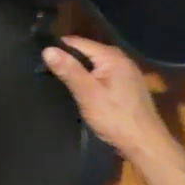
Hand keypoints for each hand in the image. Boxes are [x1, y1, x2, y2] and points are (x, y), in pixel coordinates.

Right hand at [41, 37, 172, 157]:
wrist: (145, 143)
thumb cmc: (115, 118)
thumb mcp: (87, 93)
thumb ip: (68, 70)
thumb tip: (47, 49)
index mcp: (111, 56)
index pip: (78, 42)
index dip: (59, 48)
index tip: (39, 56)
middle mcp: (121, 59)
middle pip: (88, 52)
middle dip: (69, 59)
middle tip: (45, 70)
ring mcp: (127, 73)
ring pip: (96, 65)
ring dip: (80, 70)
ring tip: (59, 79)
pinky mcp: (128, 86)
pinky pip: (104, 75)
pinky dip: (92, 79)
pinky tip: (83, 90)